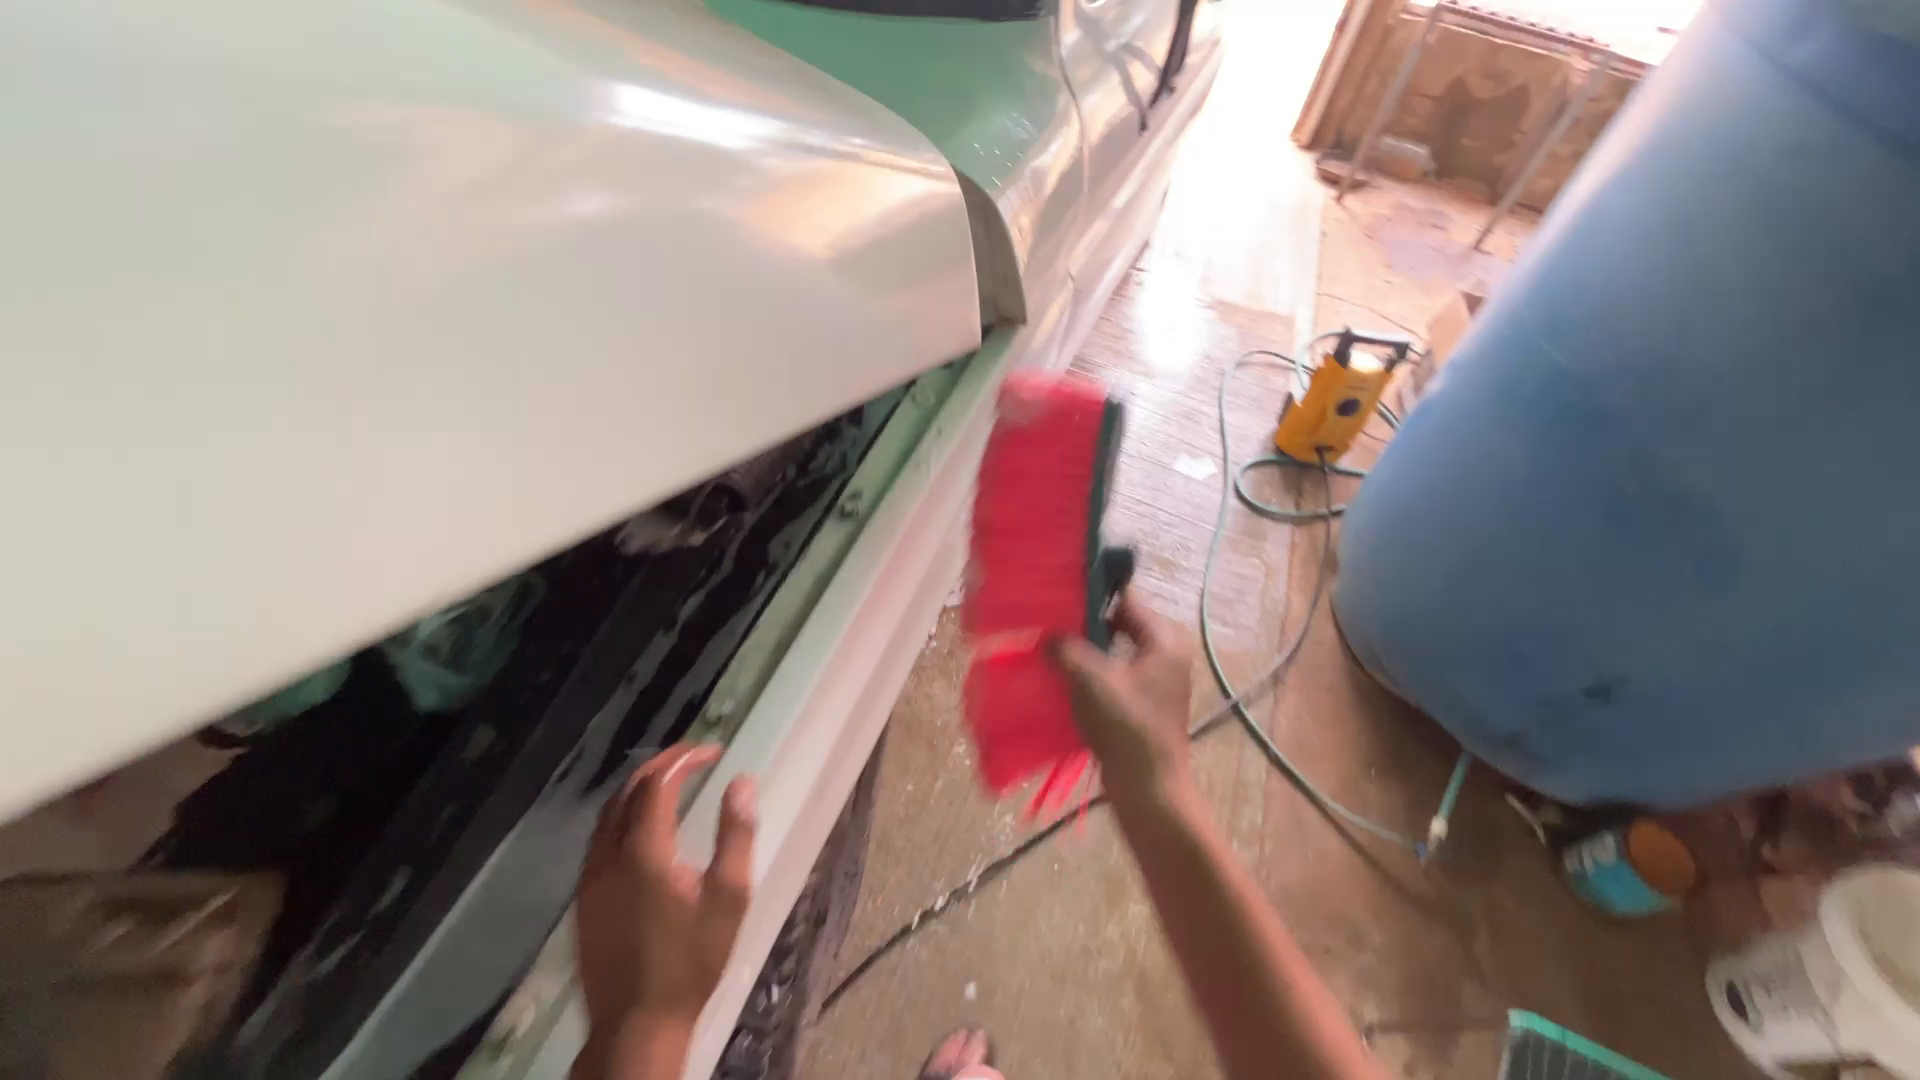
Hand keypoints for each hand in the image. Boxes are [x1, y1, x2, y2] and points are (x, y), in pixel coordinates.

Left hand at [576, 744, 756, 1043]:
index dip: (686, 759)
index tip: (715, 751)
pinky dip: (623, 814)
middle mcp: (608, 855)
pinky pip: (599, 837)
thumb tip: (741, 782)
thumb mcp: (729, 897)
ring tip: (671, 781)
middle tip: (694, 757)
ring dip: (639, 788)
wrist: (637, 1023)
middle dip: (662, 765)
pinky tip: (644, 826)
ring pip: (608, 813)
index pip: (659, 782)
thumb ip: (736, 835)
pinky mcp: (583, 897)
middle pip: (628, 790)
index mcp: (644, 851)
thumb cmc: (692, 960)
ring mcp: (590, 877)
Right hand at [1049, 592, 1194, 809]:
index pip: (1127, 600)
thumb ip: (1067, 650)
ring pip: (1114, 652)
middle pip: (1120, 625)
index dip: (1094, 595)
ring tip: (1050, 650)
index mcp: (1164, 641)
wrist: (1149, 788)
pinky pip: (1114, 676)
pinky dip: (1092, 675)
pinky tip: (1064, 680)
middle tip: (1049, 623)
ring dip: (1085, 652)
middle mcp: (1166, 655)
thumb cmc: (1126, 727)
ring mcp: (1156, 682)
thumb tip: (1048, 635)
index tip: (1060, 594)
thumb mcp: (1091, 681)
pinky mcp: (1143, 705)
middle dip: (1085, 625)